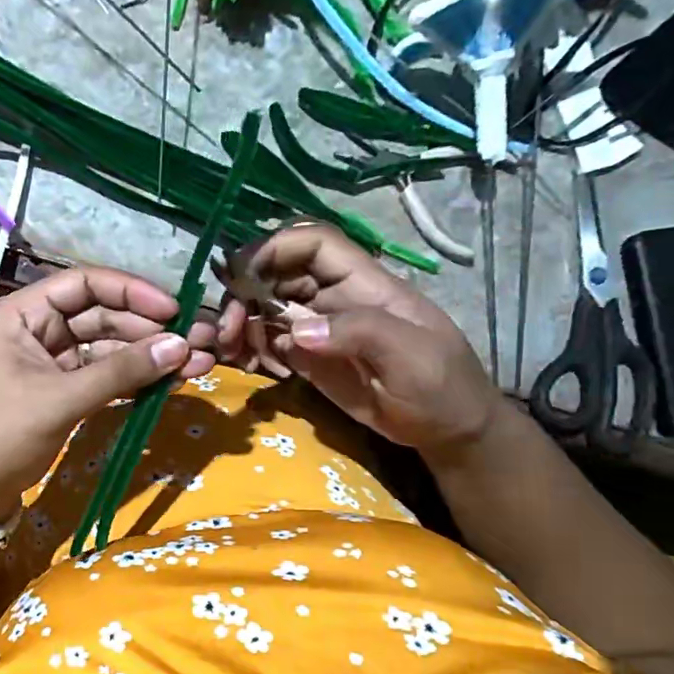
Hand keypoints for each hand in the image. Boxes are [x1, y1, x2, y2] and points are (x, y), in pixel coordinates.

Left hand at [0, 267, 215, 530]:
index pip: (84, 285)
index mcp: (24, 314)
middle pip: (105, 314)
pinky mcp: (71, 386)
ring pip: (114, 346)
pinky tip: (175, 380)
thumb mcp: (62, 398)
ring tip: (199, 363)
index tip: (172, 309)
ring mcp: (58, 358)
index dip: (131, 292)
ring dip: (153, 355)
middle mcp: (42, 327)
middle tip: (199, 340)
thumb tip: (180, 346)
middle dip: (151, 329)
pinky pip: (112, 373)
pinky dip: (141, 378)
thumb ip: (121, 372)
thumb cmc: (5, 433)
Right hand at [217, 225, 503, 450]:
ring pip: (266, 307)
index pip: (312, 244)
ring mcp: (319, 328)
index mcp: (362, 282)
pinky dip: (252, 348)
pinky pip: (270, 341)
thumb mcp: (412, 356)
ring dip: (242, 322)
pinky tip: (252, 367)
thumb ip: (360, 333)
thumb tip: (297, 331)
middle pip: (277, 274)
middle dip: (244, 292)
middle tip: (227, 330)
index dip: (274, 248)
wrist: (447, 429)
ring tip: (232, 352)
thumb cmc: (441, 386)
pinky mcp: (310, 358)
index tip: (241, 275)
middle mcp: (334, 297)